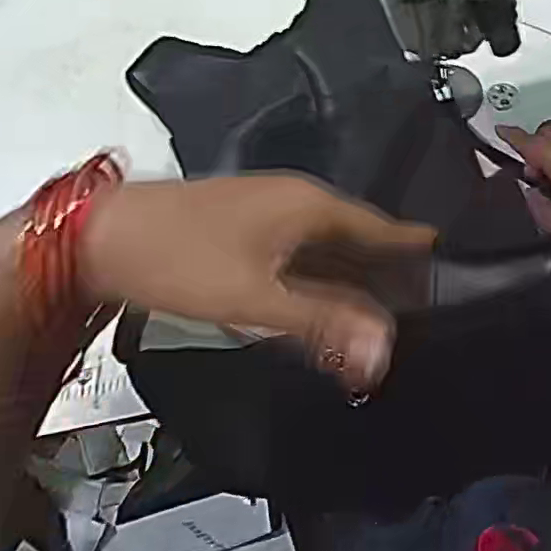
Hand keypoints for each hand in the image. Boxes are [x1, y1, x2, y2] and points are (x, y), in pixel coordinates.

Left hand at [79, 175, 435, 390]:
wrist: (102, 238)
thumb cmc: (178, 258)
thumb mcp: (255, 298)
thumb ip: (323, 325)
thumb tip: (383, 351)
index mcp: (310, 206)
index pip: (384, 229)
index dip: (417, 252)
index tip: (448, 273)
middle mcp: (296, 200)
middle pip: (359, 238)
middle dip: (388, 273)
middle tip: (419, 309)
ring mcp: (269, 210)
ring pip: (328, 246)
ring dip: (352, 278)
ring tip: (380, 313)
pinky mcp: (247, 224)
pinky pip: (301, 250)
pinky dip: (320, 277)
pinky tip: (323, 302)